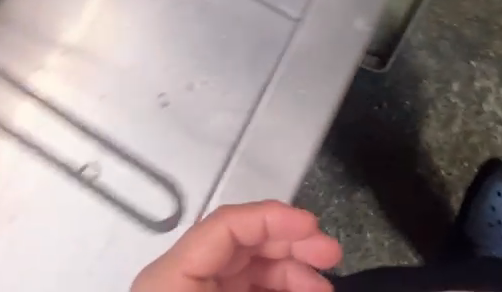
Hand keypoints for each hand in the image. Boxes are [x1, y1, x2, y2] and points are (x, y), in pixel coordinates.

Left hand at [131, 201, 342, 291]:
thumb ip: (269, 286)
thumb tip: (316, 280)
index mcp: (170, 272)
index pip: (227, 222)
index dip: (275, 217)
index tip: (313, 225)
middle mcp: (181, 276)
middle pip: (242, 241)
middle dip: (291, 245)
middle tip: (331, 253)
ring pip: (249, 267)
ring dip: (290, 271)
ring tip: (324, 285)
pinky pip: (245, 289)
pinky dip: (276, 289)